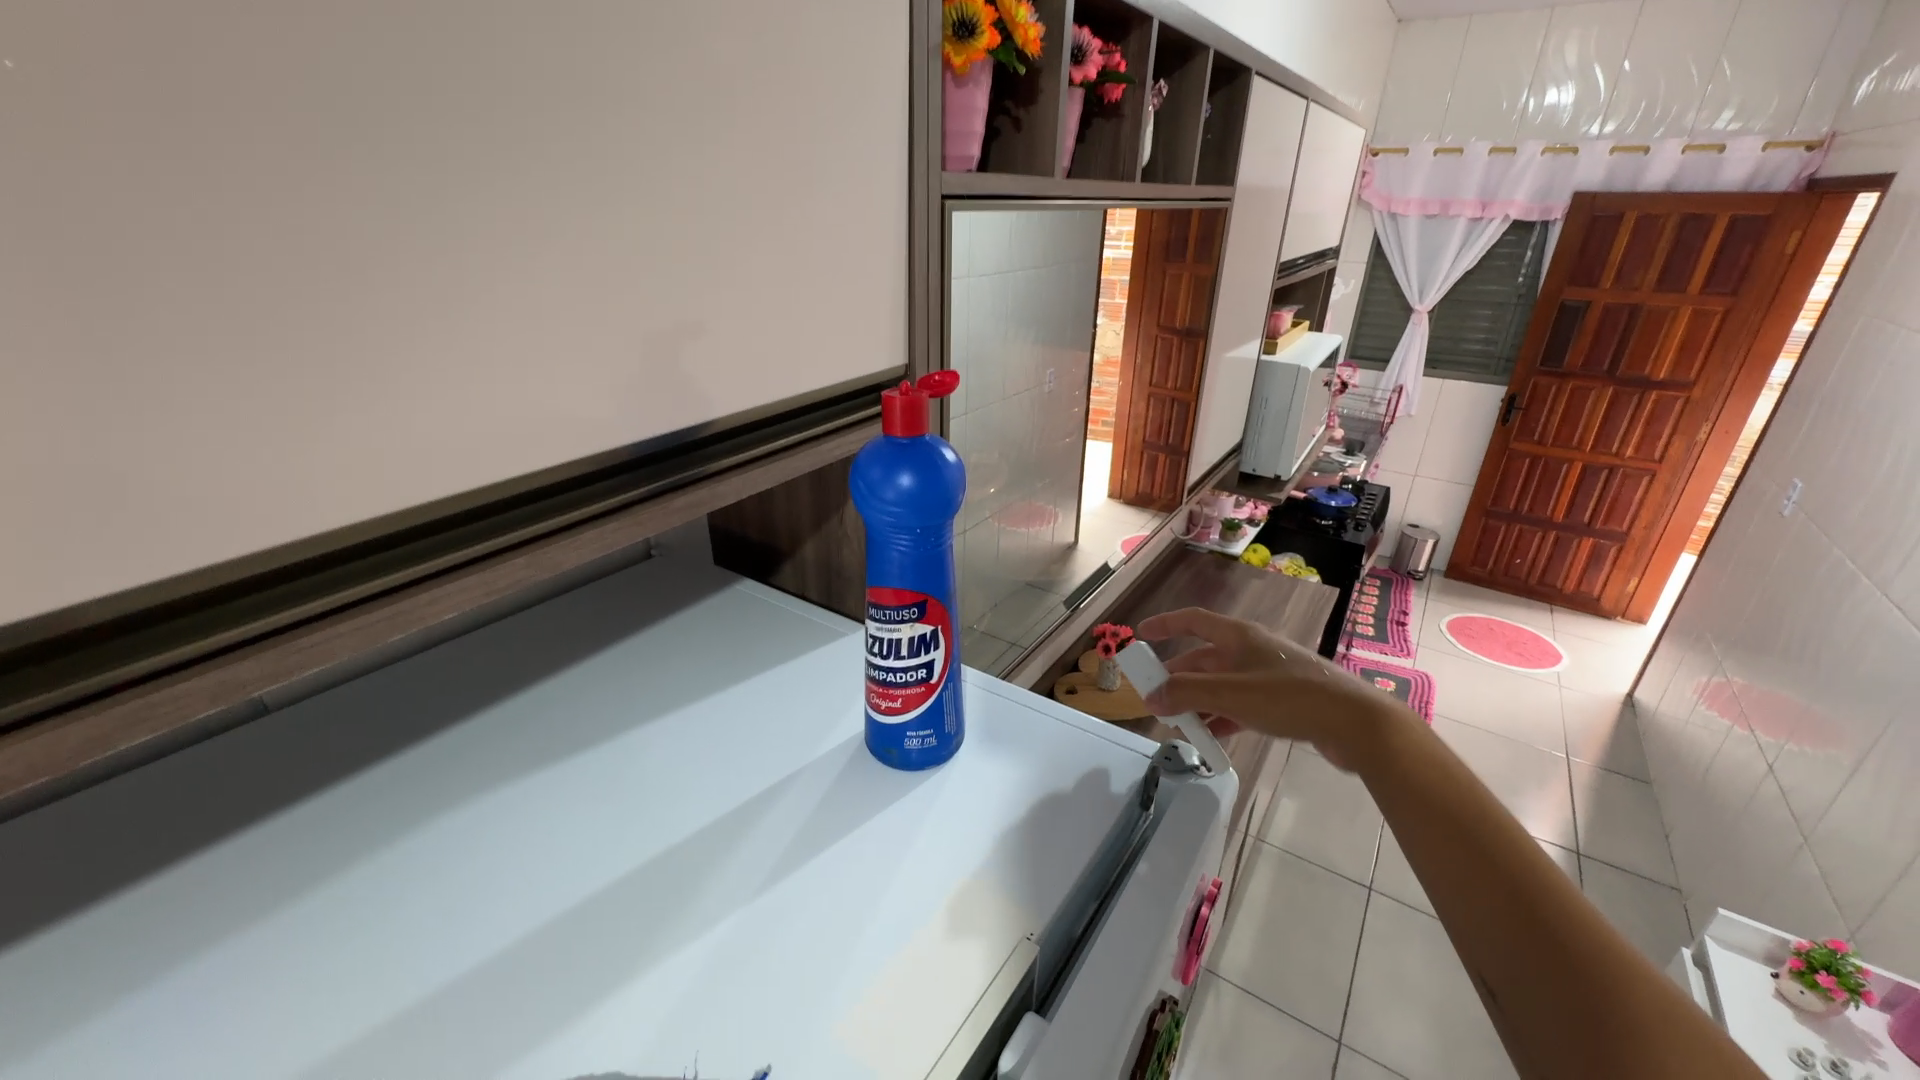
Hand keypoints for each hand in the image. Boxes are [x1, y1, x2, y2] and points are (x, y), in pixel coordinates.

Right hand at [1135, 607, 1411, 770]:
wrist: (1355, 723)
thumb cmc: (1290, 698)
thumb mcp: (1232, 694)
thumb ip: (1186, 694)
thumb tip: (1149, 698)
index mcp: (1240, 637)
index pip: (1194, 621)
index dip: (1166, 625)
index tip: (1141, 635)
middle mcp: (1252, 650)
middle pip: (1204, 659)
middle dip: (1177, 678)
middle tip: (1155, 700)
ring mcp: (1269, 676)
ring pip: (1221, 685)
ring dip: (1198, 702)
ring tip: (1179, 725)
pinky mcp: (1283, 702)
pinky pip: (1241, 705)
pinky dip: (1222, 718)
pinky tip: (1212, 738)